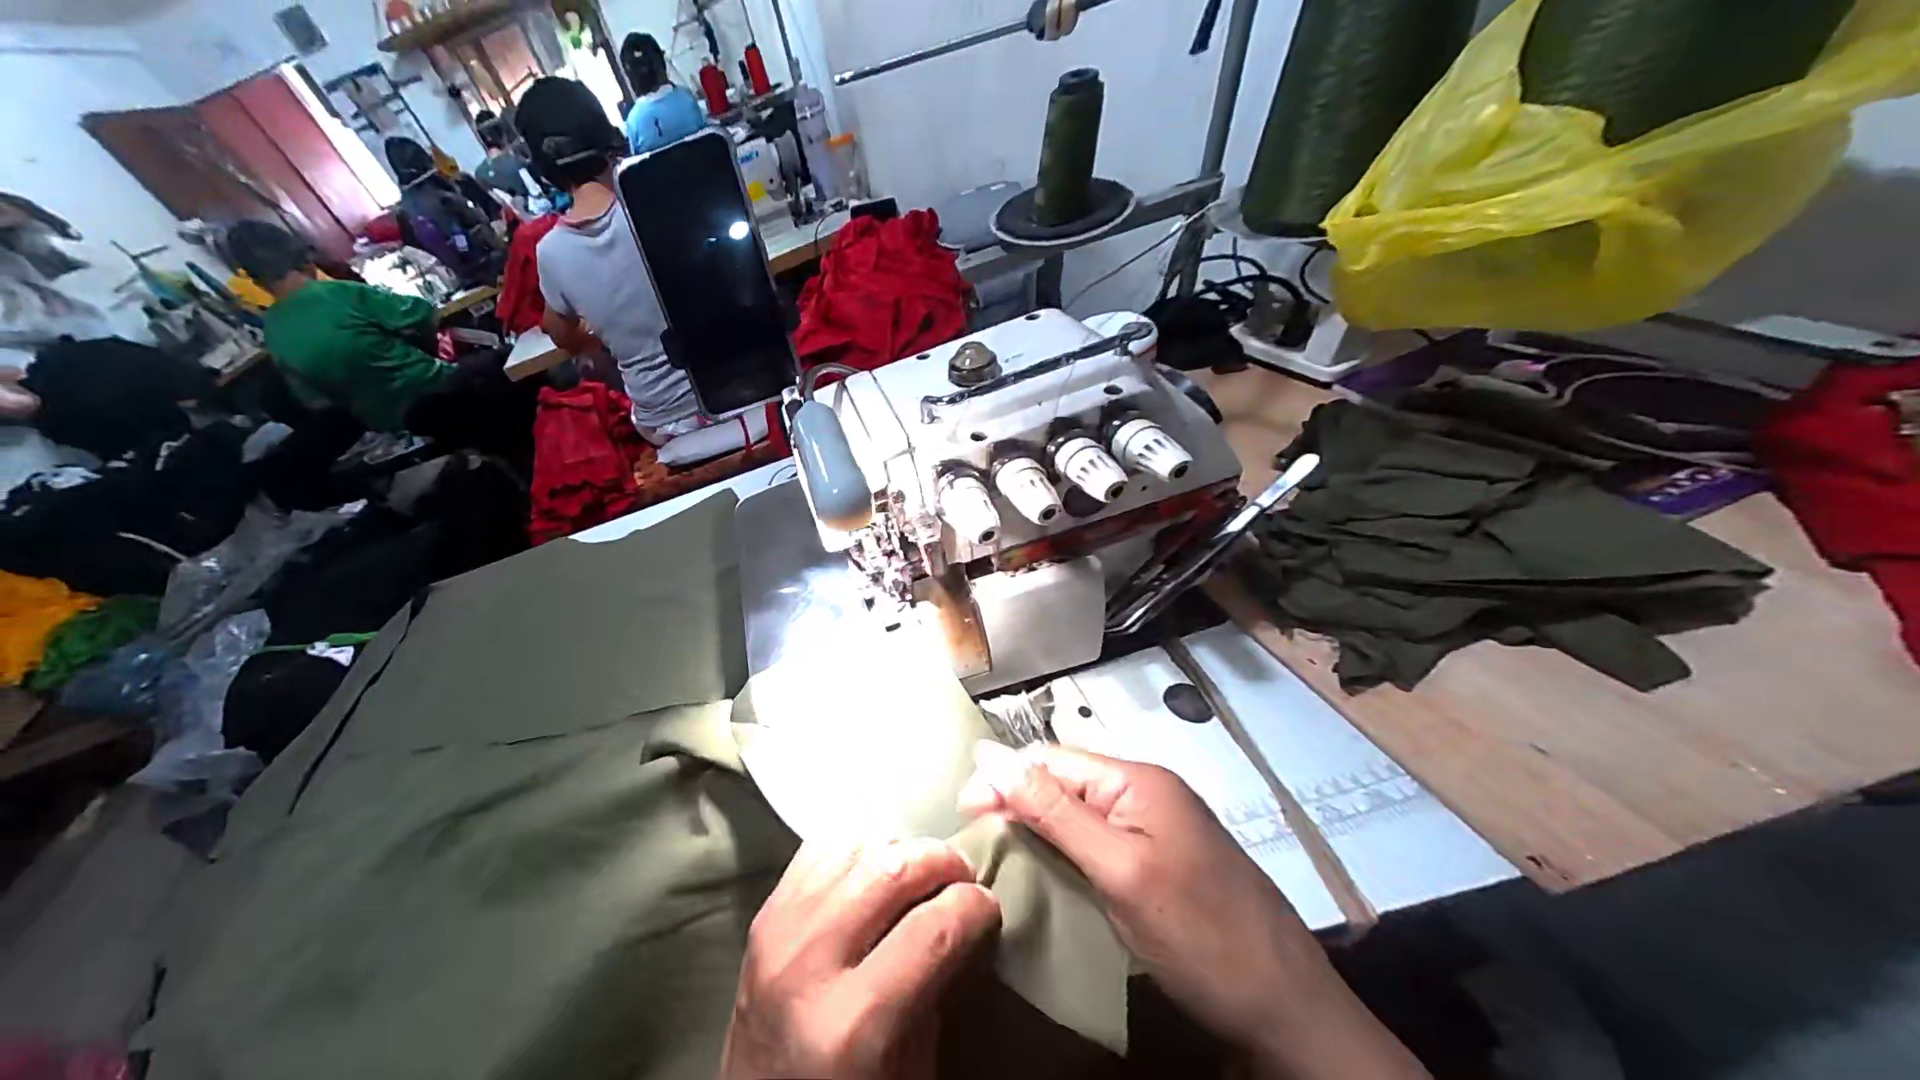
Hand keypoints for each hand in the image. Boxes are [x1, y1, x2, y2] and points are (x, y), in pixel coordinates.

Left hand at [719, 838, 1001, 1079]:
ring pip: (857, 846)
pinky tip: (876, 867)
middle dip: (942, 861)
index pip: (933, 930)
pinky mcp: (764, 916)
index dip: (975, 906)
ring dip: (901, 848)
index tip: (987, 906)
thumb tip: (970, 914)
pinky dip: (858, 846)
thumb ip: (940, 984)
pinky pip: (820, 849)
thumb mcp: (913, 1066)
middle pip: (893, 871)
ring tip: (921, 870)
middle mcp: (808, 968)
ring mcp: (778, 934)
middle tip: (961, 877)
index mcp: (851, 1026)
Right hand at [959, 745, 1427, 1079]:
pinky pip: (1099, 835)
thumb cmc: (1197, 934)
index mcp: (1137, 779)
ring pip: (1078, 808)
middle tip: (978, 836)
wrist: (1284, 1008)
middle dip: (1018, 799)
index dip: (1005, 778)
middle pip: (1065, 779)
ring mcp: (1156, 824)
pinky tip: (1047, 865)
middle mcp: (1146, 790)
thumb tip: (991, 755)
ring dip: (1039, 824)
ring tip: (1001, 849)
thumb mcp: (1117, 869)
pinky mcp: (1160, 855)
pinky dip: (1066, 847)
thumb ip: (1053, 810)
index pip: (1052, 759)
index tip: (964, 812)